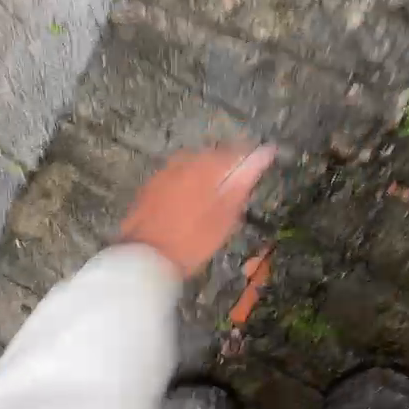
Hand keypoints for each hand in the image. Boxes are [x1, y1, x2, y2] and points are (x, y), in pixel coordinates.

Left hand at [120, 145, 275, 275]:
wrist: (144, 257)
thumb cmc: (192, 239)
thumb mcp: (226, 214)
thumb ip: (244, 180)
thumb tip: (265, 153)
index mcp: (204, 164)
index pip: (236, 150)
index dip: (250, 159)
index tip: (260, 170)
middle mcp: (182, 161)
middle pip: (211, 156)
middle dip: (226, 168)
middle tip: (236, 191)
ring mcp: (162, 173)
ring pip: (191, 166)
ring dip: (205, 177)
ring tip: (213, 200)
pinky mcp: (149, 187)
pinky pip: (175, 178)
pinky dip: (186, 186)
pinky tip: (188, 205)